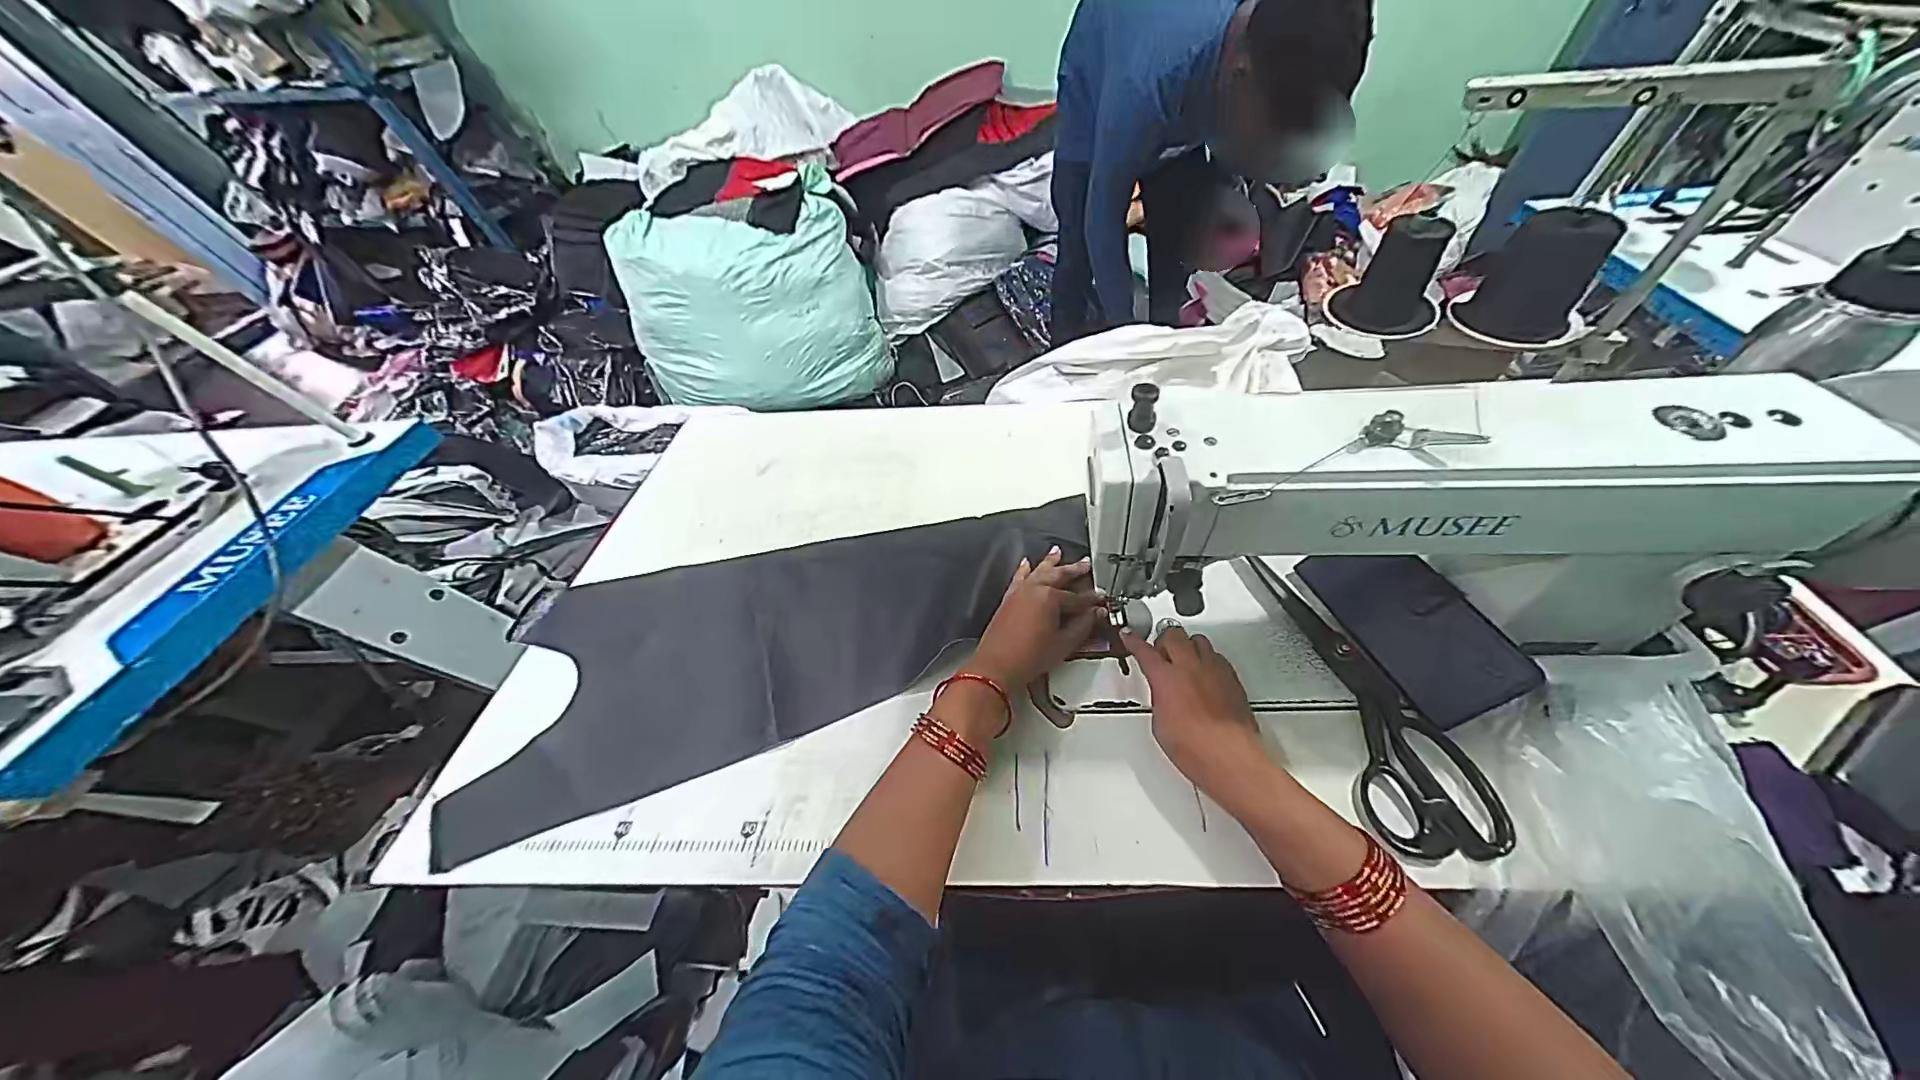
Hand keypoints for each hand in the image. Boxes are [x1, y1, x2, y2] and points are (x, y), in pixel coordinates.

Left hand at [969, 547, 1103, 691]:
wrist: (997, 666)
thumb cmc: (1029, 657)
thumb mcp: (1064, 643)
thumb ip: (1083, 626)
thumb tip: (1095, 615)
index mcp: (1050, 597)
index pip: (1078, 597)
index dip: (1092, 599)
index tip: (1102, 600)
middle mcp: (1034, 589)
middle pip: (1059, 576)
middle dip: (1074, 570)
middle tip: (1085, 564)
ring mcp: (1019, 592)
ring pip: (1038, 571)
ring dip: (1050, 562)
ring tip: (1057, 552)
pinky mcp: (1008, 598)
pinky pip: (1019, 578)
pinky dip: (1024, 569)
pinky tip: (1026, 564)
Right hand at [1122, 624, 1278, 813]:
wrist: (1230, 757)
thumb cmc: (1196, 747)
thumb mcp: (1160, 724)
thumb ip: (1160, 699)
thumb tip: (1163, 698)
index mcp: (1165, 677)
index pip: (1144, 650)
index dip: (1134, 642)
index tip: (1130, 637)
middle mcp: (1190, 667)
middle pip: (1173, 635)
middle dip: (1163, 639)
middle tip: (1159, 649)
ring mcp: (1214, 670)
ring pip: (1198, 640)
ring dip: (1187, 645)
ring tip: (1183, 656)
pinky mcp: (1232, 679)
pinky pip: (1217, 657)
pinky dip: (1208, 659)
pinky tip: (1205, 671)